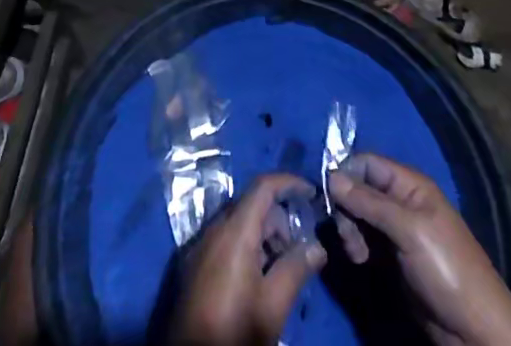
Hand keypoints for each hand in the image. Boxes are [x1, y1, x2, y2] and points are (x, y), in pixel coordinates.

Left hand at [172, 173, 326, 345]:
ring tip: (282, 267)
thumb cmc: (236, 328)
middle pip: (250, 205)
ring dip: (263, 235)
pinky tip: (259, 276)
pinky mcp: (193, 263)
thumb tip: (317, 246)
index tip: (312, 193)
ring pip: (237, 223)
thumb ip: (296, 269)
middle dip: (279, 218)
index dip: (288, 182)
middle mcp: (213, 229)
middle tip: (300, 248)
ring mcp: (200, 245)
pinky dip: (245, 245)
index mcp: (234, 232)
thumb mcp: (273, 304)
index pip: (262, 187)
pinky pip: (223, 239)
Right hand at [327, 154, 510, 345]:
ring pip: (356, 213)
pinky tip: (360, 260)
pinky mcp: (390, 253)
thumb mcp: (410, 231)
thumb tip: (330, 176)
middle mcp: (400, 200)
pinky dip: (355, 244)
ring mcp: (395, 227)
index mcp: (411, 184)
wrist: (474, 331)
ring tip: (356, 253)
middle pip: (357, 187)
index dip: (344, 172)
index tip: (325, 192)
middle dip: (345, 207)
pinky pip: (362, 236)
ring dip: (348, 229)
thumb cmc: (447, 270)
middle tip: (346, 233)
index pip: (366, 162)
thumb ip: (370, 202)